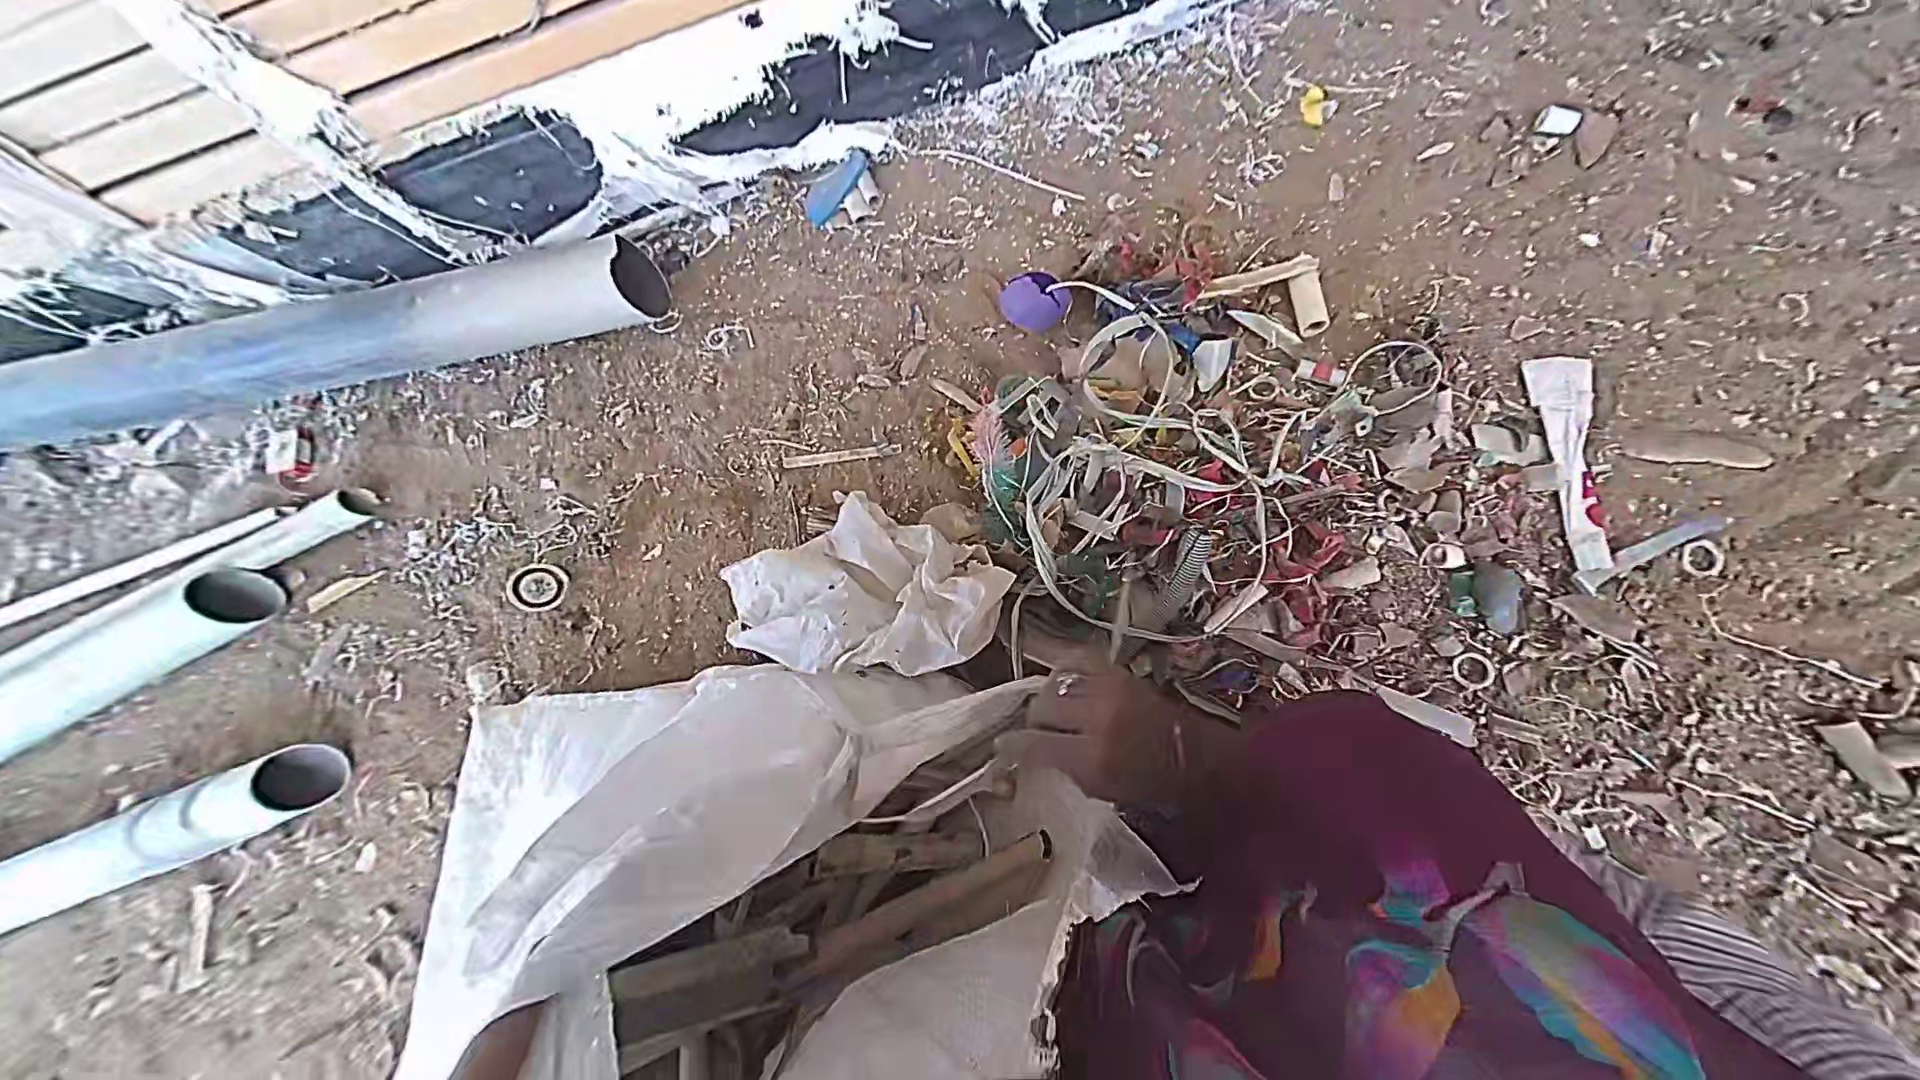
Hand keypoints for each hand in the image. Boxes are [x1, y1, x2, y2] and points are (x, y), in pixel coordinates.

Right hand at [997, 672, 1239, 805]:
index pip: (1034, 744)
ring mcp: (1109, 688)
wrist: (1192, 755)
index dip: (1012, 746)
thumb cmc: (1144, 782)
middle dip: (1033, 720)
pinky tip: (1061, 679)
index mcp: (1093, 756)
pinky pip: (1075, 659)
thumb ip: (1059, 766)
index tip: (1002, 746)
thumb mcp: (1098, 788)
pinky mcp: (1117, 671)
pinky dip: (1063, 669)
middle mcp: (1097, 717)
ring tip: (1052, 707)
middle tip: (1036, 729)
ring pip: (1054, 682)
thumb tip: (1025, 750)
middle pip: (1041, 707)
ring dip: (1048, 696)